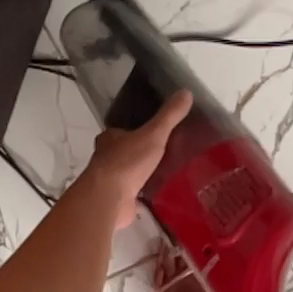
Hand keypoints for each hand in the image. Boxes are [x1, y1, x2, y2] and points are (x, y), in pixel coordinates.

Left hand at [82, 91, 191, 228]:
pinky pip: (134, 193)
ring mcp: (111, 180)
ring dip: (142, 173)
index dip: (137, 129)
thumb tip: (186, 92)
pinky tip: (159, 192)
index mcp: (110, 138)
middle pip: (125, 151)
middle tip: (165, 152)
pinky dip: (144, 192)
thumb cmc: (128, 161)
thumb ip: (169, 116)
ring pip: (129, 173)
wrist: (110, 198)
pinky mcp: (117, 199)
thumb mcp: (154, 134)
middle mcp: (106, 157)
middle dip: (141, 152)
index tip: (154, 131)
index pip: (123, 130)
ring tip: (167, 171)